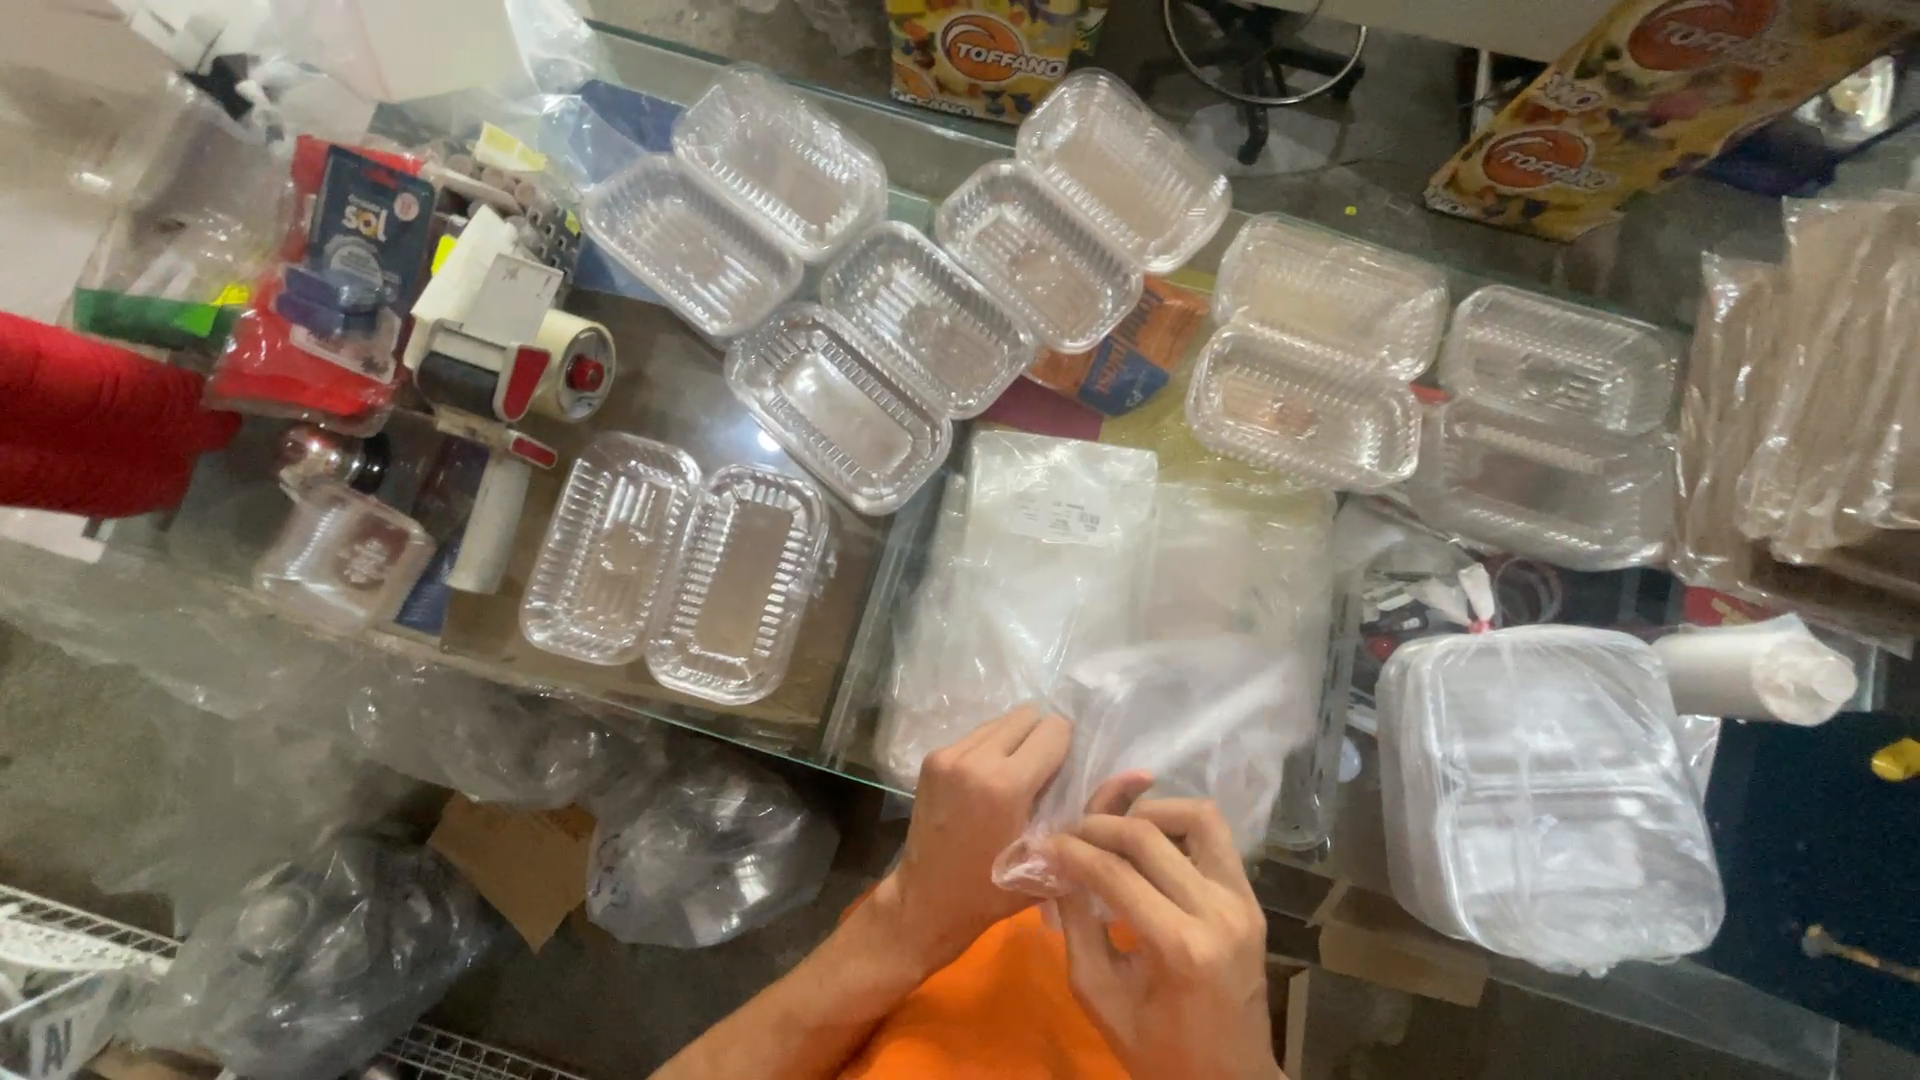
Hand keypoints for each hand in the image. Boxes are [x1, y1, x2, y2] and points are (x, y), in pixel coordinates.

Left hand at [872, 707, 1150, 973]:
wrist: (926, 903)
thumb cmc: (996, 892)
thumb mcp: (1056, 861)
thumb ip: (1098, 810)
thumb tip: (1142, 774)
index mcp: (1005, 783)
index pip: (1054, 728)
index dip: (1067, 749)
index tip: (1067, 777)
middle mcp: (973, 758)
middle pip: (1027, 716)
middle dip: (1042, 740)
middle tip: (1044, 779)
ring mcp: (947, 754)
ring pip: (1001, 721)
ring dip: (1016, 742)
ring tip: (1018, 782)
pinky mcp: (932, 757)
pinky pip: (976, 734)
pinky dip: (992, 750)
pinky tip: (991, 785)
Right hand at [1052, 799, 1281, 1079]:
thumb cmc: (1160, 1051)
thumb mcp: (1101, 996)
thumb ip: (1077, 926)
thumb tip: (1059, 868)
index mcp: (1180, 948)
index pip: (1115, 873)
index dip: (1072, 852)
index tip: (1044, 845)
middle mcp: (1218, 913)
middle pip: (1148, 836)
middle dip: (1098, 826)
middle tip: (1070, 835)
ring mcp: (1243, 901)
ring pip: (1196, 818)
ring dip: (1148, 814)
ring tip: (1117, 834)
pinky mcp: (1251, 898)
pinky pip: (1215, 836)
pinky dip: (1178, 826)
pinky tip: (1151, 846)